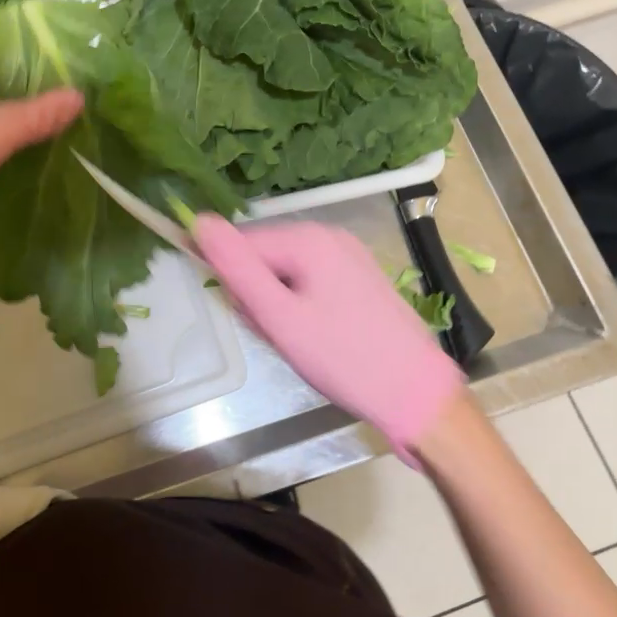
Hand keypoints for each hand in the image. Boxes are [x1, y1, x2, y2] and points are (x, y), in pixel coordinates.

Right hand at [195, 216, 464, 461]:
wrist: (417, 395)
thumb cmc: (344, 358)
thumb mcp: (280, 317)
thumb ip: (237, 269)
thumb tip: (199, 221)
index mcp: (309, 238)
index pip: (242, 245)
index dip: (232, 282)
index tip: (247, 320)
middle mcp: (330, 236)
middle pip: (266, 258)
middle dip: (260, 298)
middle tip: (279, 337)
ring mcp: (350, 256)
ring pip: (287, 274)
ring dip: (279, 307)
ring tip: (299, 343)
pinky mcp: (361, 280)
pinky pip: (311, 284)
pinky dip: (302, 309)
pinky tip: (317, 340)